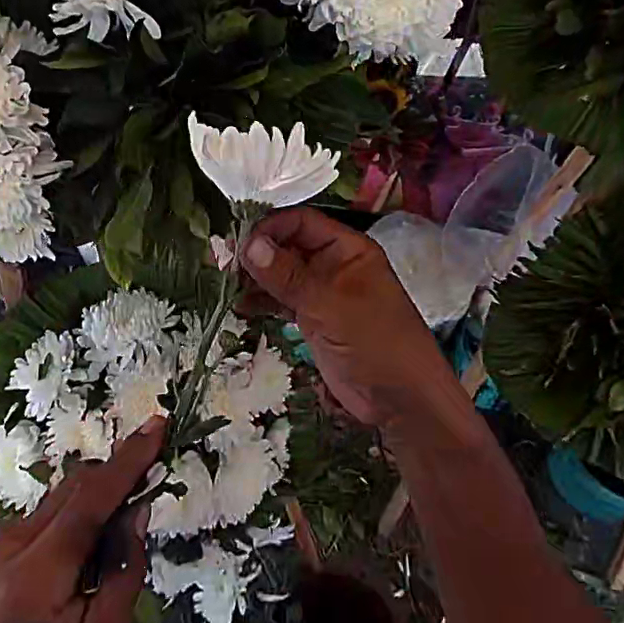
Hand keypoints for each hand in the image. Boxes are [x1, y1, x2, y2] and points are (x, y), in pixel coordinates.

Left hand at [0, 416, 164, 622]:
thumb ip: (121, 578)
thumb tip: (138, 513)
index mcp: (32, 578)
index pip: (89, 500)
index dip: (127, 460)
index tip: (157, 425)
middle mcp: (7, 548)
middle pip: (74, 488)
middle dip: (117, 475)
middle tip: (156, 478)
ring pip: (62, 496)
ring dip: (100, 496)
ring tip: (126, 528)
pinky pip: (50, 515)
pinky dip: (80, 514)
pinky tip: (96, 546)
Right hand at [239, 207, 459, 429]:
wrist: (401, 400)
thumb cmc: (375, 342)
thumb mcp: (329, 306)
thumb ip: (287, 276)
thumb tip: (248, 245)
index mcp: (347, 249)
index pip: (301, 222)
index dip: (270, 228)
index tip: (238, 243)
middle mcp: (333, 265)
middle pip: (288, 246)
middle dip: (256, 253)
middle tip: (222, 263)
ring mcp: (322, 293)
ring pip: (281, 274)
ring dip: (254, 278)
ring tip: (226, 284)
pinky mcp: (313, 319)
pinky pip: (282, 301)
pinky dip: (262, 302)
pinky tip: (240, 307)